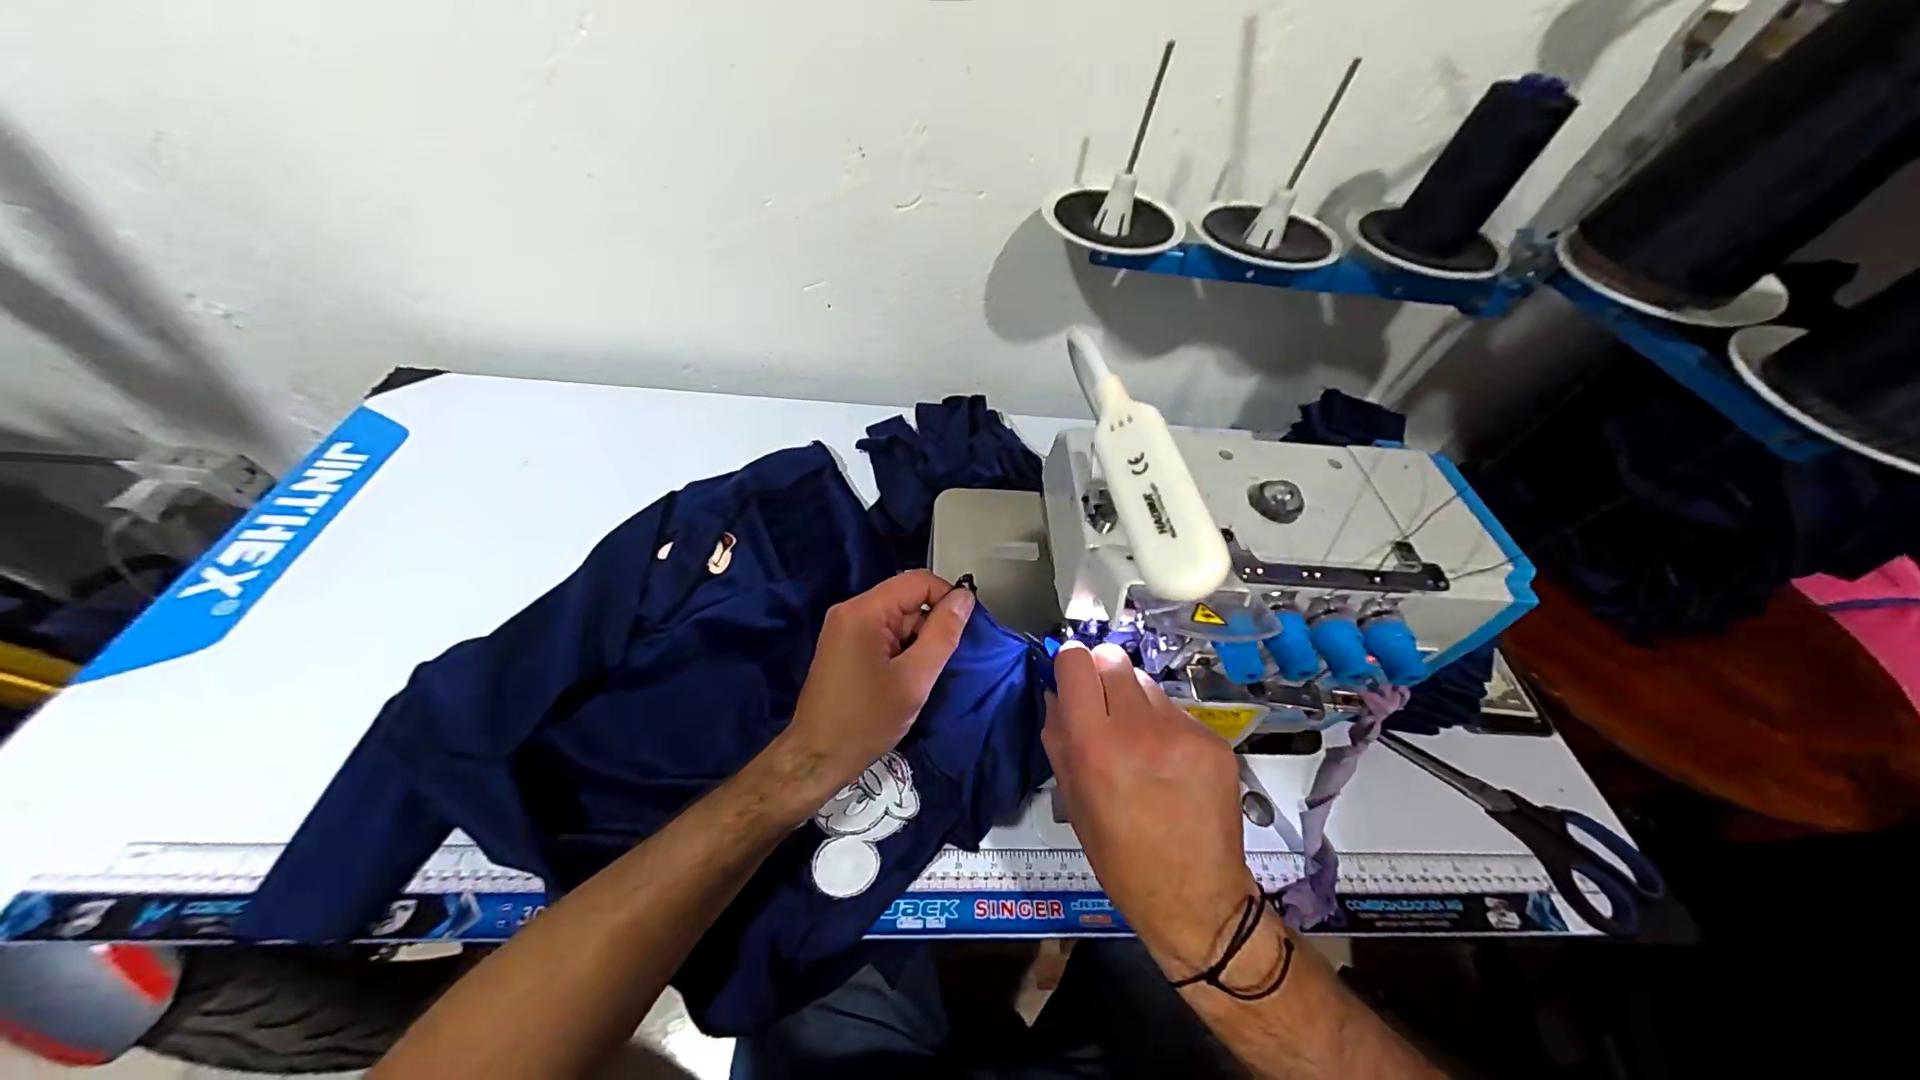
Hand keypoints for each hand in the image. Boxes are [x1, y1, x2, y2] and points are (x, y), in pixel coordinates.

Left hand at [765, 571, 975, 817]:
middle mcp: (850, 610)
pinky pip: (882, 632)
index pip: (918, 580)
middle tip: (938, 663)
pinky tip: (902, 678)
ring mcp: (844, 628)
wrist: (817, 758)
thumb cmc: (866, 721)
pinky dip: (900, 649)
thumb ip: (943, 633)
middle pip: (906, 598)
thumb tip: (965, 597)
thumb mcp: (915, 678)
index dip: (947, 598)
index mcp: (864, 610)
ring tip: (918, 676)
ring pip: (897, 617)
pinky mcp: (843, 646)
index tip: (962, 631)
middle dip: (930, 624)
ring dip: (916, 640)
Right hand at [1043, 642, 1261, 974]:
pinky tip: (1168, 762)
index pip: (1076, 661)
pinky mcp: (1214, 740)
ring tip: (1139, 740)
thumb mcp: (1072, 799)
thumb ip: (1058, 737)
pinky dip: (1164, 725)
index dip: (1070, 664)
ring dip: (1134, 699)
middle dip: (1102, 672)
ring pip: (1147, 682)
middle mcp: (1140, 728)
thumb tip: (1056, 692)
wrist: (1195, 895)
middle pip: (1114, 658)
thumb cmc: (1120, 856)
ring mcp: (1183, 732)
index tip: (1072, 678)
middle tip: (1103, 704)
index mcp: (1095, 745)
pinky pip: (1176, 711)